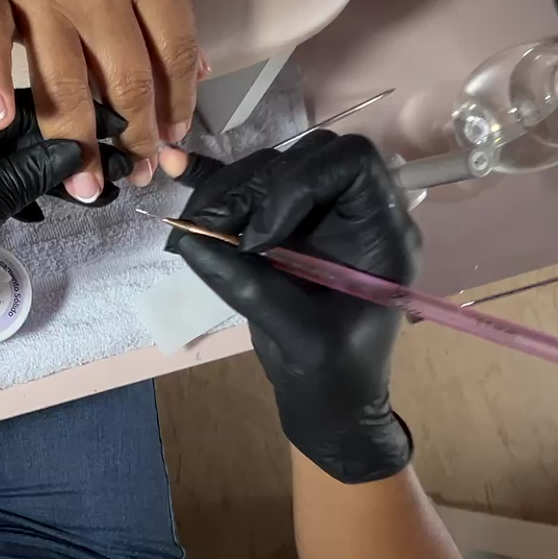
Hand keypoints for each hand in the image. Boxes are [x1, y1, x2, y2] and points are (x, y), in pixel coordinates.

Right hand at [165, 133, 422, 482]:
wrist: (330, 399)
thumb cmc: (333, 375)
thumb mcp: (300, 338)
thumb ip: (250, 288)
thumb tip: (190, 240)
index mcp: (378, 231)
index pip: (350, 163)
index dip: (298, 184)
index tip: (260, 239)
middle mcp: (348, 212)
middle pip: (299, 159)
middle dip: (249, 189)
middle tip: (209, 231)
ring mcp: (311, 218)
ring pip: (266, 171)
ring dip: (223, 193)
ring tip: (192, 230)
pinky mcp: (277, 228)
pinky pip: (246, 192)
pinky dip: (212, 184)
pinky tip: (180, 173)